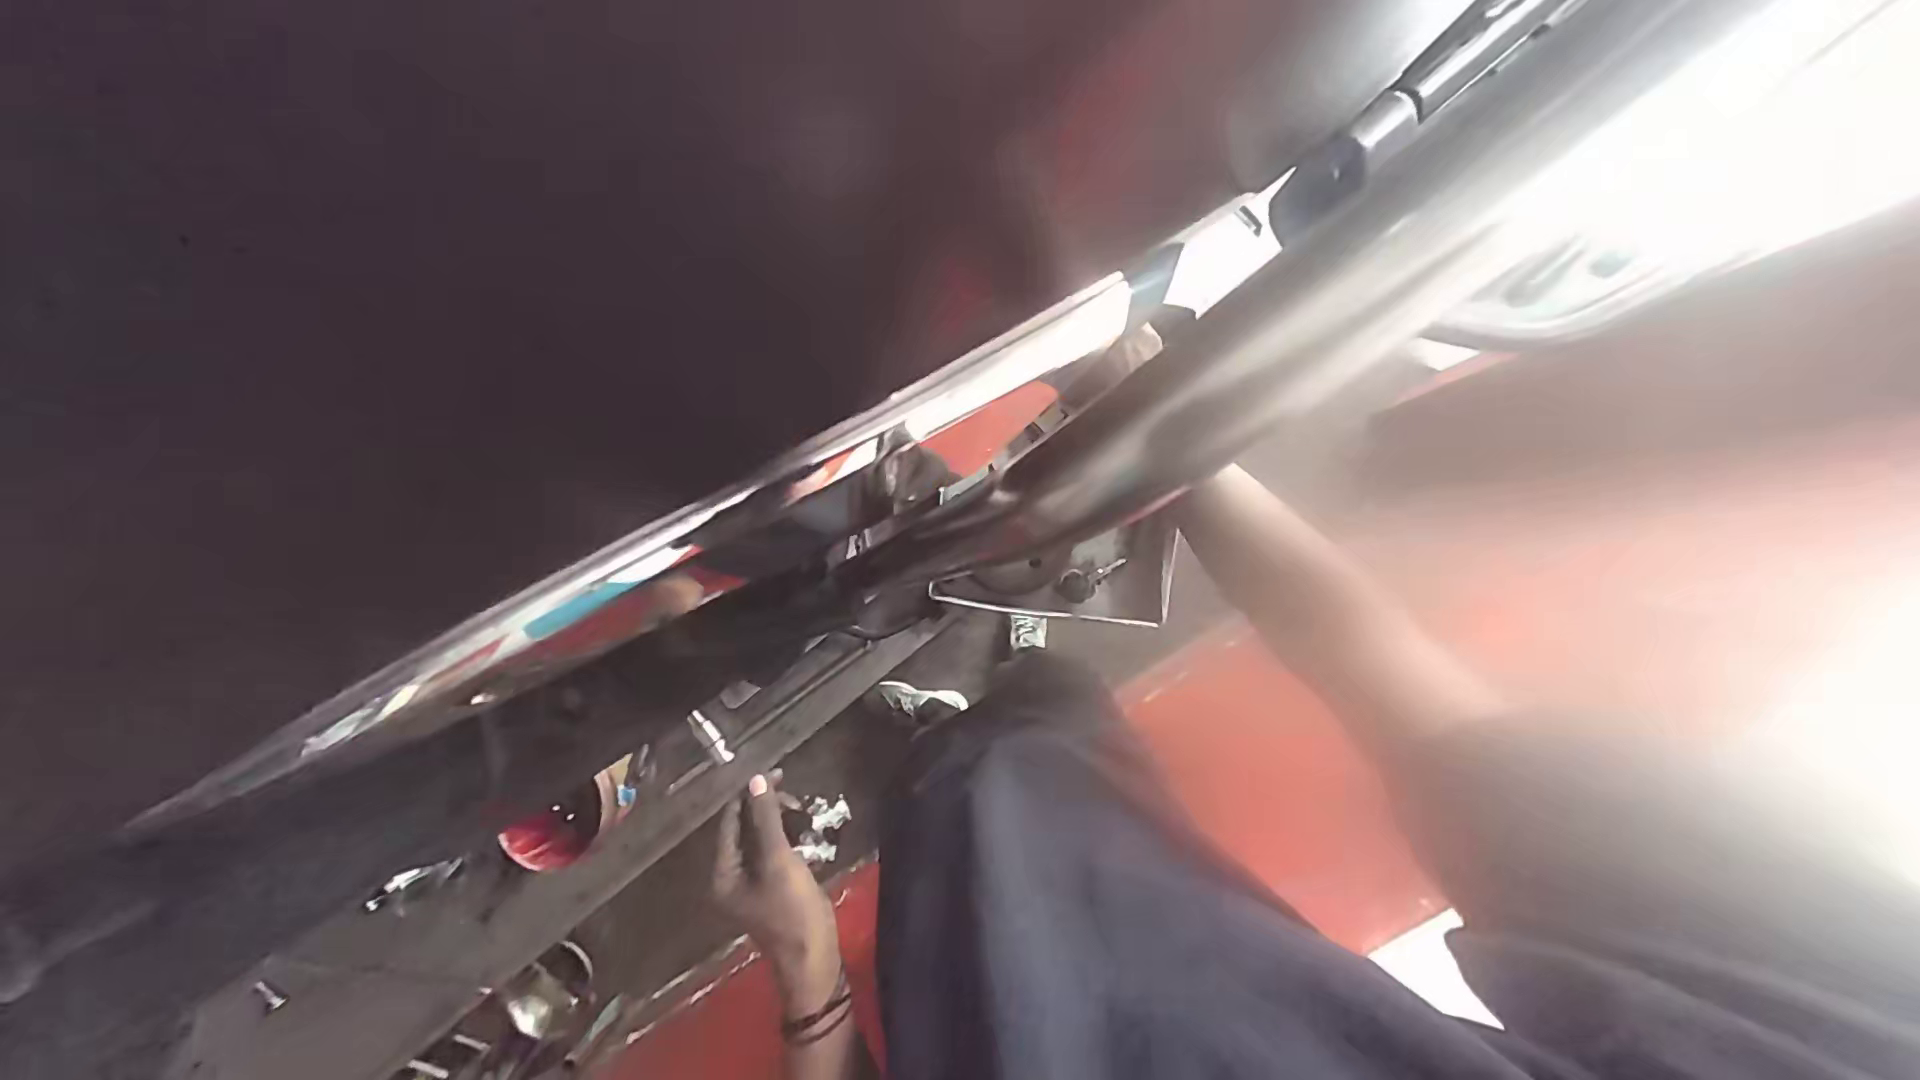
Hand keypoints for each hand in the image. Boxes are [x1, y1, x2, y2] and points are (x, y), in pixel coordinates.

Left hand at [713, 772, 842, 1010]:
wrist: (814, 956)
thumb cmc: (791, 909)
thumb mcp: (778, 860)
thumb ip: (766, 818)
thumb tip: (756, 780)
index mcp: (723, 871)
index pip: (730, 820)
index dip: (751, 795)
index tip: (777, 773)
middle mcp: (732, 874)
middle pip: (746, 827)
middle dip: (770, 808)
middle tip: (796, 800)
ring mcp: (754, 880)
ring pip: (764, 836)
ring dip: (782, 821)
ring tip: (804, 815)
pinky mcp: (774, 883)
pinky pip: (777, 849)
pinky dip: (790, 836)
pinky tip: (807, 832)